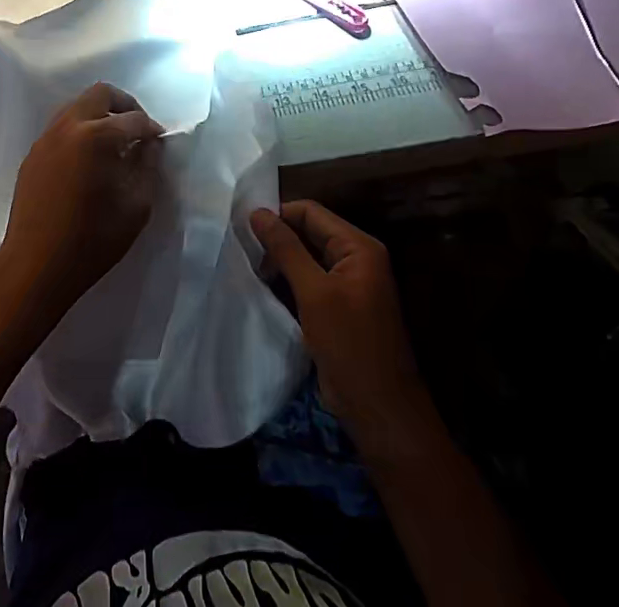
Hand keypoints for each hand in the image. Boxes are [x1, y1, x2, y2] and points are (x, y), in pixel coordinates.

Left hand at [0, 83, 165, 321]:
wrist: (36, 266)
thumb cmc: (93, 240)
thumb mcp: (136, 206)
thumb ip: (148, 167)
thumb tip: (149, 144)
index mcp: (97, 136)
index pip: (133, 118)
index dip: (151, 128)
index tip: (159, 142)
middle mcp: (68, 127)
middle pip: (100, 95)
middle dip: (124, 105)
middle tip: (137, 129)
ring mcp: (45, 139)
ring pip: (76, 107)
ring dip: (99, 115)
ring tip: (113, 144)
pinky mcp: (32, 155)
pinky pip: (60, 128)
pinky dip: (79, 131)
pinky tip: (88, 160)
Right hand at [252, 201, 427, 429]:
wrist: (377, 405)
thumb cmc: (349, 343)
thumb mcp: (314, 292)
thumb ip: (286, 249)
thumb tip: (257, 212)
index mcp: (359, 247)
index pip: (312, 213)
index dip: (278, 215)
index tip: (242, 228)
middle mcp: (357, 258)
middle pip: (309, 232)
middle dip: (277, 238)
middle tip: (241, 250)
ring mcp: (348, 283)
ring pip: (306, 257)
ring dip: (279, 261)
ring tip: (248, 268)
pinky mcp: (338, 306)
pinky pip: (309, 281)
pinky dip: (288, 281)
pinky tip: (263, 287)